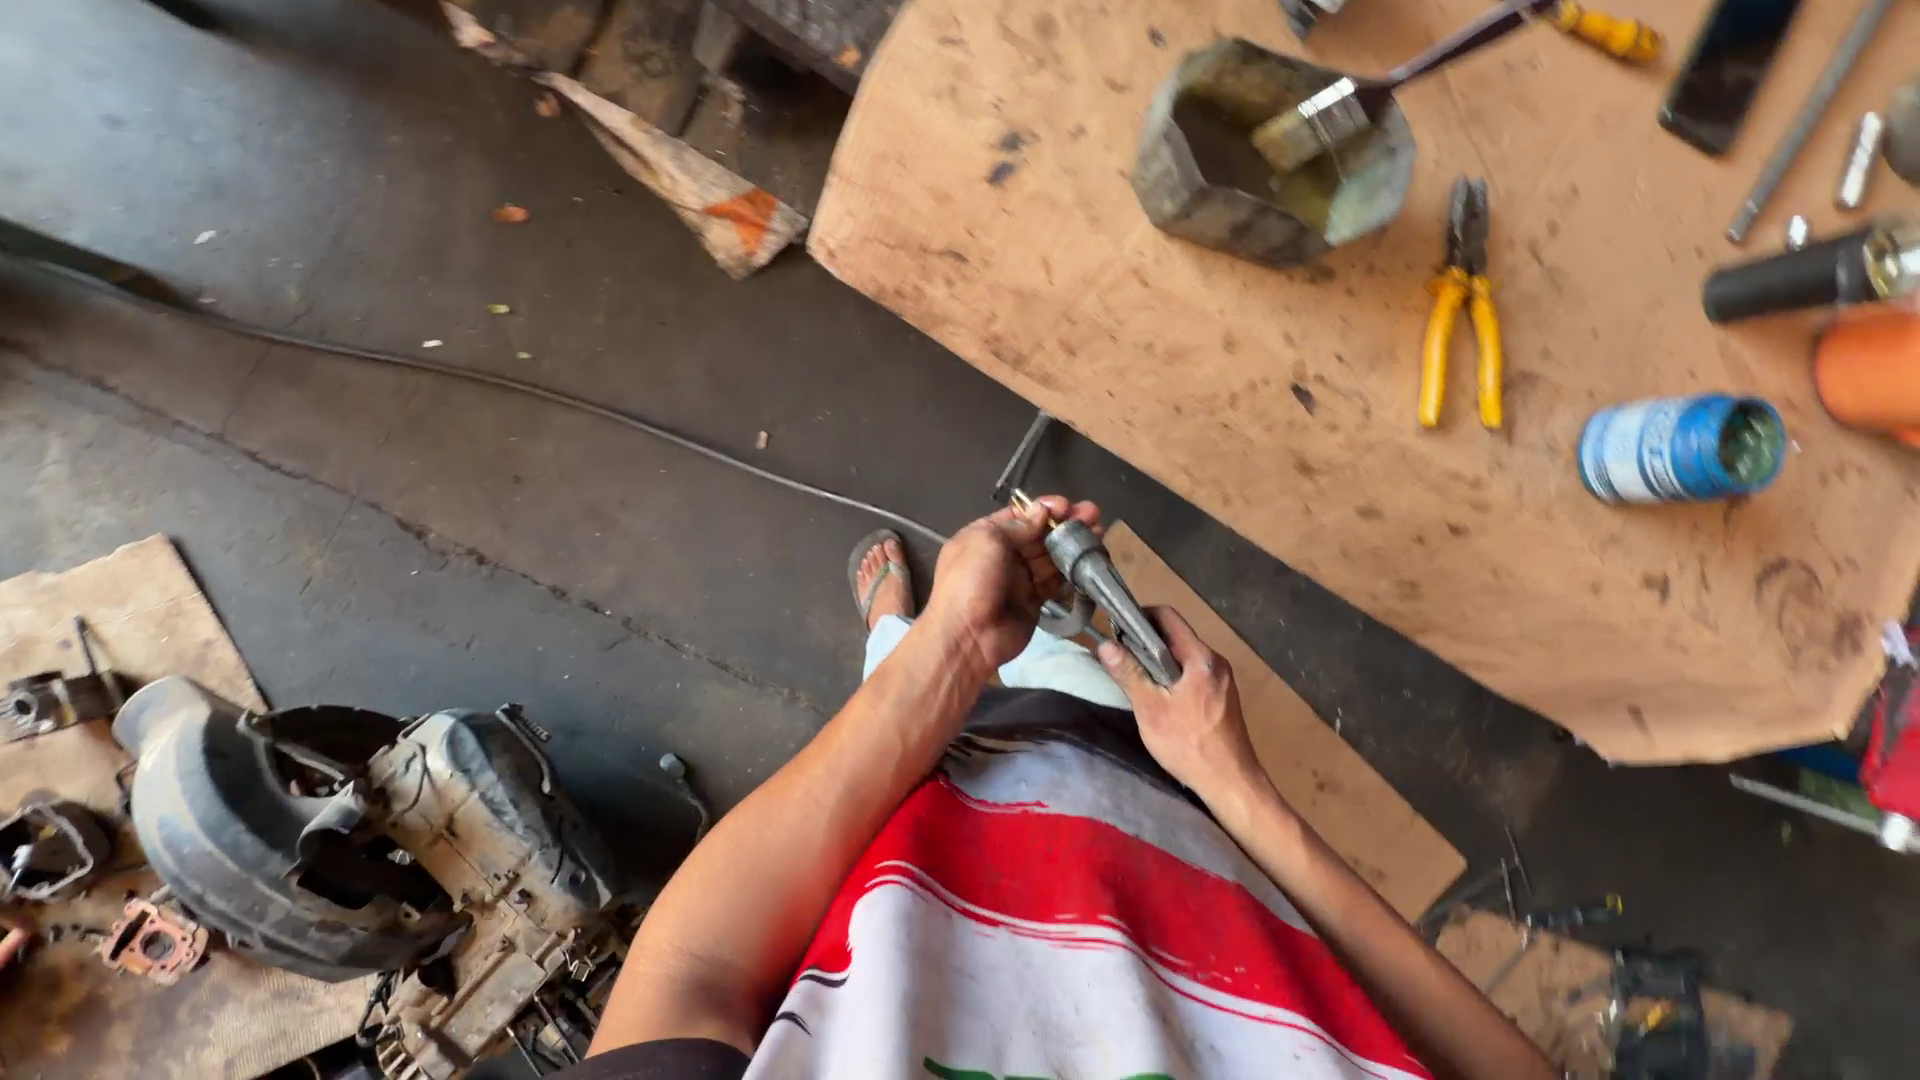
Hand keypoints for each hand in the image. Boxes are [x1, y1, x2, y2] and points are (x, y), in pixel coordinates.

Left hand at [920, 495, 1100, 677]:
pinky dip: (1071, 572)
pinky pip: (1055, 582)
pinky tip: (1089, 561)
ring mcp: (1019, 579)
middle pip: (1038, 534)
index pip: (1019, 516)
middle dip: (1064, 524)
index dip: (1044, 509)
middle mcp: (1003, 555)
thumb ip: (1017, 526)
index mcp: (985, 536)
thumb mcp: (987, 541)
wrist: (967, 636)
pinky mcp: (1033, 600)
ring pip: (1050, 557)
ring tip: (1098, 534)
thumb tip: (1041, 511)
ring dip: (1072, 546)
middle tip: (1093, 514)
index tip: (1067, 505)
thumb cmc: (971, 581)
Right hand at [1097, 608, 1264, 798]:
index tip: (1117, 631)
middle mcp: (1216, 661)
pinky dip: (1173, 676)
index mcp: (1201, 658)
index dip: (1140, 617)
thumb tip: (1105, 644)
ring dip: (1159, 661)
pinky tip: (1160, 697)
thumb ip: (1129, 674)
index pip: (1168, 616)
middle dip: (1146, 641)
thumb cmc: (1189, 745)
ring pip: (1184, 656)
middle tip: (1121, 658)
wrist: (1231, 783)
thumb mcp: (1151, 709)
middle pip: (1176, 636)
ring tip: (1137, 679)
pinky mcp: (1223, 695)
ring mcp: (1222, 679)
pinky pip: (1193, 673)